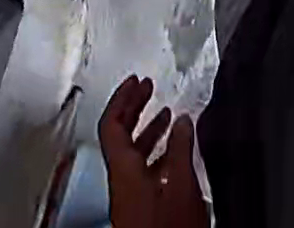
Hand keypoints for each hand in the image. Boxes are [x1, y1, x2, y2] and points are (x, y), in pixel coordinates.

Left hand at [98, 75, 208, 227]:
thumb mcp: (181, 185)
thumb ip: (180, 149)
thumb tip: (182, 121)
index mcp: (123, 172)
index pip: (111, 124)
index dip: (122, 98)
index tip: (134, 80)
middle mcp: (121, 183)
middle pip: (119, 136)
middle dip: (133, 108)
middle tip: (148, 87)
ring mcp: (129, 199)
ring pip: (132, 154)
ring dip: (148, 130)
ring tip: (167, 114)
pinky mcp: (141, 212)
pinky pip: (143, 172)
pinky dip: (157, 153)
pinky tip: (176, 151)